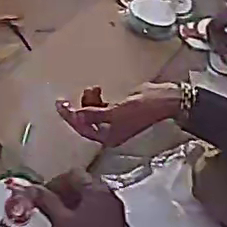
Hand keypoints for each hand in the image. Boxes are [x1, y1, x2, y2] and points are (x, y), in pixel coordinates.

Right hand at [31, 172, 147, 226]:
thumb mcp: (61, 223)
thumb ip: (46, 202)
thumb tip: (31, 189)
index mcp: (98, 191)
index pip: (73, 174)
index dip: (54, 182)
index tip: (41, 194)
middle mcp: (110, 197)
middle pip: (83, 185)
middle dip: (62, 193)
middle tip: (45, 206)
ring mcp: (115, 212)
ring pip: (89, 199)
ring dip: (71, 205)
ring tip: (54, 219)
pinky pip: (96, 212)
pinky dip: (81, 215)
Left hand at [57, 84, 179, 147]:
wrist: (166, 100)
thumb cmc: (143, 107)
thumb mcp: (116, 111)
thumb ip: (94, 115)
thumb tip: (75, 117)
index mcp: (109, 137)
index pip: (82, 128)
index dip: (70, 117)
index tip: (60, 104)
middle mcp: (110, 132)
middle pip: (86, 122)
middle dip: (79, 108)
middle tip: (71, 96)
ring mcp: (115, 121)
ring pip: (93, 113)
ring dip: (89, 101)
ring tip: (94, 89)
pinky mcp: (120, 111)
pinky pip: (101, 107)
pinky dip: (97, 100)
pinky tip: (99, 91)